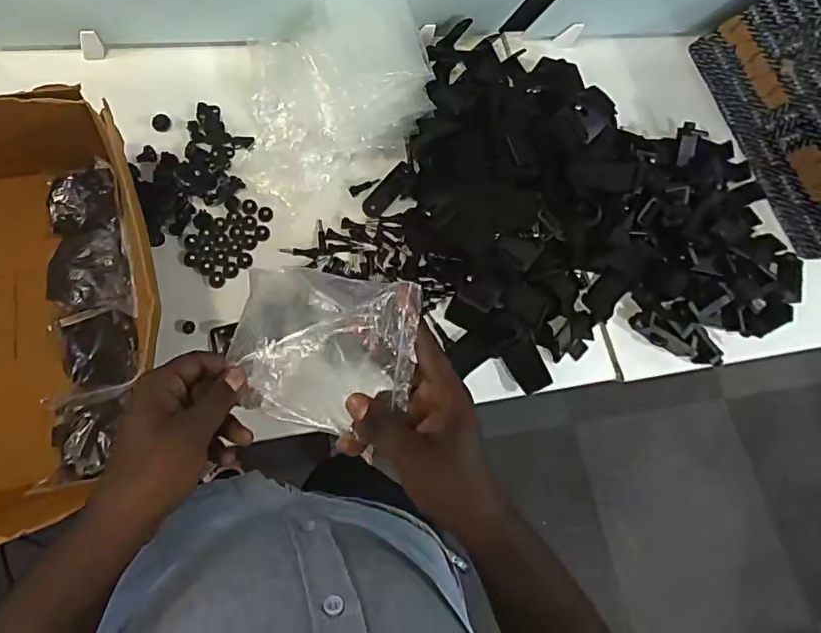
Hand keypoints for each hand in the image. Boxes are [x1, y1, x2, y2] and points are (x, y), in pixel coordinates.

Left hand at [90, 351, 253, 531]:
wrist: (126, 516)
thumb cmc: (160, 465)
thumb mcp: (195, 430)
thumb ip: (219, 399)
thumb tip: (237, 372)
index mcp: (160, 384)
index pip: (197, 362)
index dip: (224, 369)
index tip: (249, 383)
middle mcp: (158, 397)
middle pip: (200, 389)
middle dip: (227, 404)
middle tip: (253, 411)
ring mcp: (159, 423)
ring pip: (199, 414)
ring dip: (223, 427)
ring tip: (244, 443)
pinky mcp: (162, 446)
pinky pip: (191, 435)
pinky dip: (210, 444)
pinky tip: (227, 460)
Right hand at [337, 325, 507, 533]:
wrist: (477, 526)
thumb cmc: (453, 482)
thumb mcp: (412, 453)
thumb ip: (381, 424)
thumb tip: (352, 400)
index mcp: (445, 391)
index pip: (425, 344)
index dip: (409, 319)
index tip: (394, 295)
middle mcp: (436, 397)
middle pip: (404, 366)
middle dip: (377, 356)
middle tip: (352, 334)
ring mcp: (428, 418)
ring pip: (392, 399)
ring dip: (368, 410)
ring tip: (343, 423)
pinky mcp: (420, 438)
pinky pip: (392, 424)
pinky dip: (373, 432)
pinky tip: (350, 447)